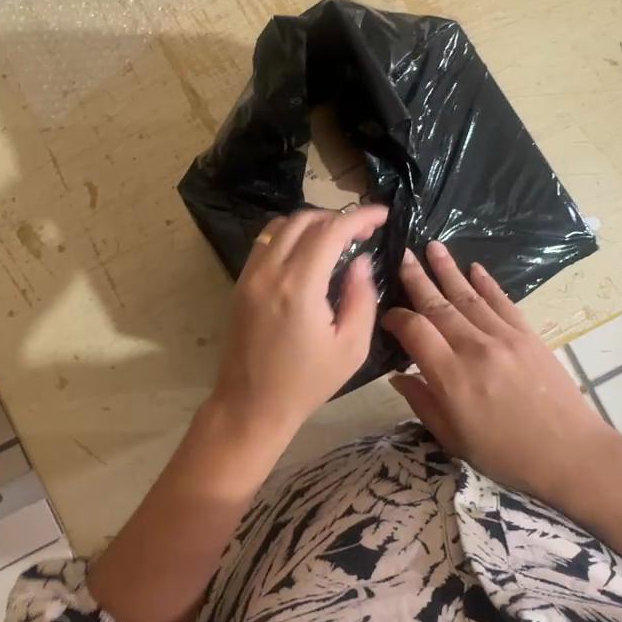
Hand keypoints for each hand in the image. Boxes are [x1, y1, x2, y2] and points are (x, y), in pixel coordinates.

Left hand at [209, 205, 387, 436]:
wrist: (250, 405)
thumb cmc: (306, 382)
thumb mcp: (351, 347)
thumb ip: (361, 297)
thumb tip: (360, 261)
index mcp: (298, 287)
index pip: (330, 231)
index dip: (359, 217)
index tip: (382, 216)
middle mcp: (269, 272)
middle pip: (303, 220)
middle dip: (336, 217)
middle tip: (362, 232)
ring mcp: (249, 276)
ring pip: (280, 227)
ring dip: (311, 224)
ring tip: (337, 240)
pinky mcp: (240, 284)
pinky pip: (265, 244)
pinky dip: (289, 237)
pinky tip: (308, 255)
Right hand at [380, 241, 621, 500]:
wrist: (570, 454)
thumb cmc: (506, 455)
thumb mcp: (453, 438)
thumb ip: (423, 403)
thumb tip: (399, 377)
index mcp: (451, 377)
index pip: (414, 331)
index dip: (396, 317)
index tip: (386, 314)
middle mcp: (475, 349)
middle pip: (439, 305)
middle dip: (418, 279)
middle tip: (403, 254)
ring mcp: (504, 338)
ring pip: (469, 297)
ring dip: (449, 270)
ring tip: (433, 247)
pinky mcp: (528, 336)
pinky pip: (503, 303)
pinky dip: (487, 284)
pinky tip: (475, 268)